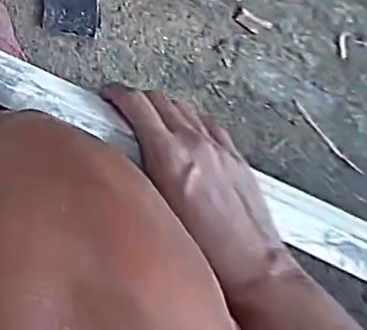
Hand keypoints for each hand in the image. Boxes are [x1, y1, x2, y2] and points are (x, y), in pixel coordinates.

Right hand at [103, 85, 298, 297]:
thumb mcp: (156, 209)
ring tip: (155, 122)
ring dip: (164, 108)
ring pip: (182, 106)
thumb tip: (119, 155)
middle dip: (138, 99)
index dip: (117, 94)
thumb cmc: (208, 255)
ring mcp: (217, 147)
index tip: (110, 95)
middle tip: (127, 108)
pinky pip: (207, 123)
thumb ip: (137, 171)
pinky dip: (192, 122)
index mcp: (168, 154)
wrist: (255, 273)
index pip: (136, 102)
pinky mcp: (235, 156)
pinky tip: (189, 134)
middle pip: (158, 97)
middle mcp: (193, 142)